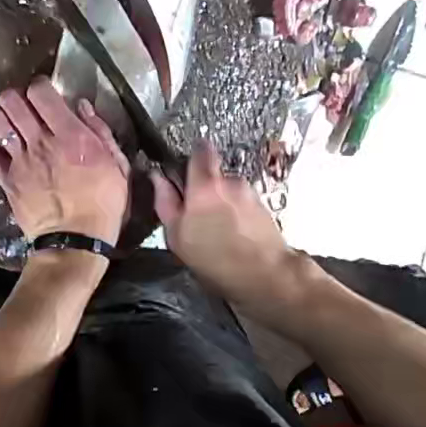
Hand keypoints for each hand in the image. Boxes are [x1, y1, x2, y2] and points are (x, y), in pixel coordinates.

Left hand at [0, 78, 129, 245]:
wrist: (77, 241)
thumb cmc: (105, 204)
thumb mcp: (118, 165)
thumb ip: (100, 132)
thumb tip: (81, 106)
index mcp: (71, 135)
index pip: (40, 92)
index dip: (41, 87)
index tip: (47, 95)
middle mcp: (41, 142)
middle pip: (11, 100)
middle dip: (16, 98)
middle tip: (26, 109)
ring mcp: (20, 161)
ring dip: (0, 119)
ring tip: (11, 128)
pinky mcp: (6, 181)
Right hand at [150, 145, 315, 316]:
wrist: (266, 276)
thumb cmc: (217, 260)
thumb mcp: (178, 236)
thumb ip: (166, 202)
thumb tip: (158, 180)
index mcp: (206, 185)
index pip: (200, 150)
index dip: (190, 159)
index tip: (182, 172)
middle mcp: (231, 182)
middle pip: (213, 176)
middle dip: (204, 191)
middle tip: (195, 217)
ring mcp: (250, 194)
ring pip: (228, 192)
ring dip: (221, 206)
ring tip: (216, 233)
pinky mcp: (264, 209)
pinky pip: (242, 206)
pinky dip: (236, 216)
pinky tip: (233, 238)